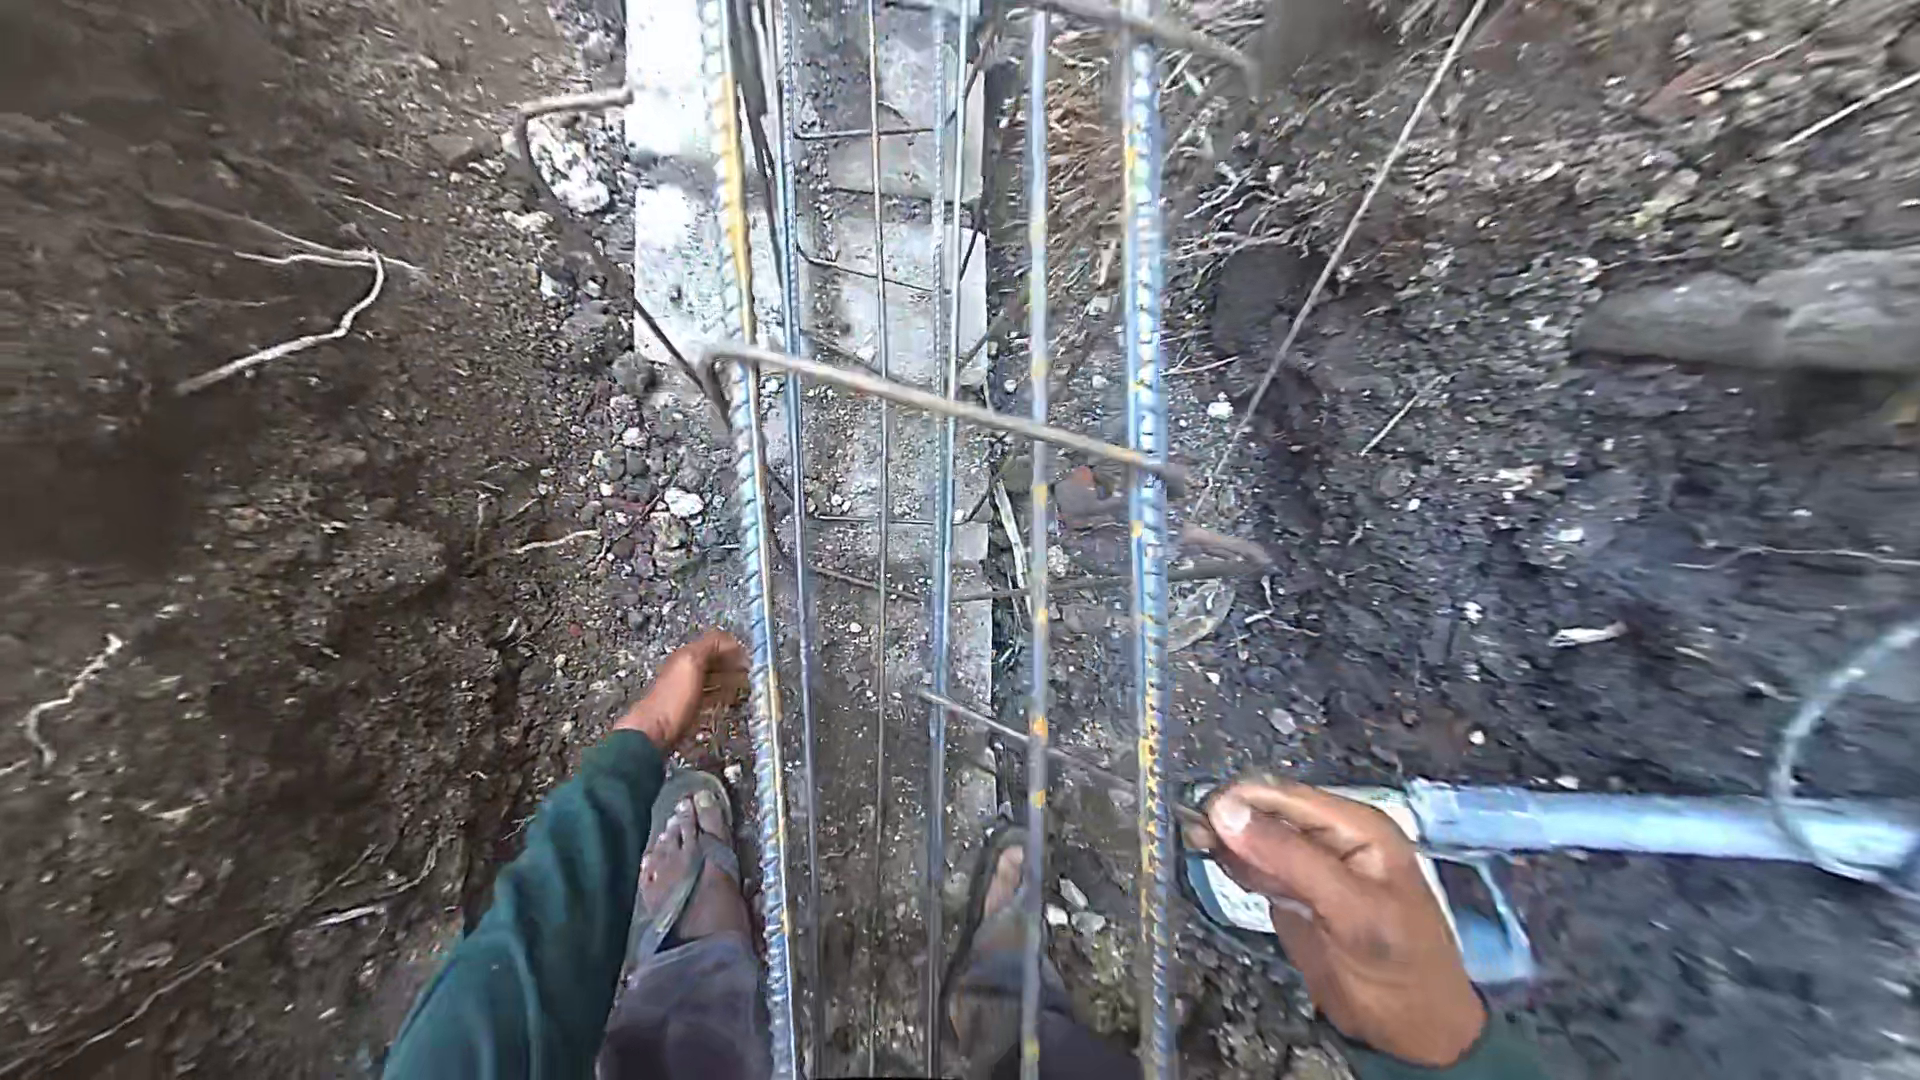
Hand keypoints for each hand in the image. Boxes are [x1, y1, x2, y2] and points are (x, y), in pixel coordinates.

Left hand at [613, 630, 748, 751]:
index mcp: (686, 656)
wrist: (652, 733)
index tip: (749, 657)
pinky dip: (723, 694)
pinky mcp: (690, 708)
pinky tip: (731, 698)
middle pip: (715, 659)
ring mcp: (688, 689)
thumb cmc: (673, 698)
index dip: (733, 647)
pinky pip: (710, 695)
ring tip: (745, 684)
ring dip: (730, 678)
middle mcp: (687, 669)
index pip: (715, 642)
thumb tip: (730, 641)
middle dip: (734, 662)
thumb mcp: (692, 664)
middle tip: (750, 671)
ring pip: (714, 677)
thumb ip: (709, 647)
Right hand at [1190, 779, 1484, 1066]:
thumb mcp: (1350, 909)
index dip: (1242, 802)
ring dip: (1225, 840)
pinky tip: (1225, 868)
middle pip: (1262, 809)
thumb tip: (1224, 811)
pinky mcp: (1289, 885)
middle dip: (1229, 820)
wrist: (1414, 1038)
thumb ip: (1288, 856)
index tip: (1207, 819)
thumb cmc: (1399, 967)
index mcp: (1354, 825)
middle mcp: (1327, 834)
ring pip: (1251, 833)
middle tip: (1198, 837)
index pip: (1283, 795)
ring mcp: (1307, 860)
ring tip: (1201, 847)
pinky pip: (1251, 861)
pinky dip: (1233, 862)